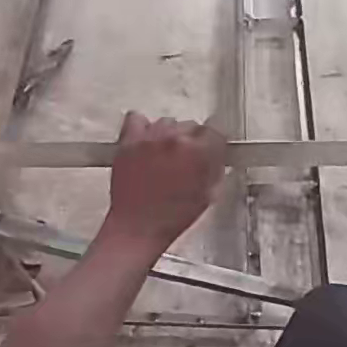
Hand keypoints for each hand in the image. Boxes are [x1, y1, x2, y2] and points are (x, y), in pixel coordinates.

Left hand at [99, 112, 227, 252]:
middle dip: (192, 141)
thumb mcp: (208, 195)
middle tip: (186, 159)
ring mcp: (151, 138)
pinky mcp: (129, 141)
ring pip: (167, 122)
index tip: (210, 148)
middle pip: (191, 125)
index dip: (213, 142)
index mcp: (200, 152)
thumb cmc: (171, 217)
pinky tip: (146, 143)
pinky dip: (143, 128)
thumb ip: (215, 168)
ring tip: (164, 155)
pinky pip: (137, 119)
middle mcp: (176, 139)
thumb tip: (217, 154)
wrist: (138, 227)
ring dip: (169, 135)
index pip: (215, 130)